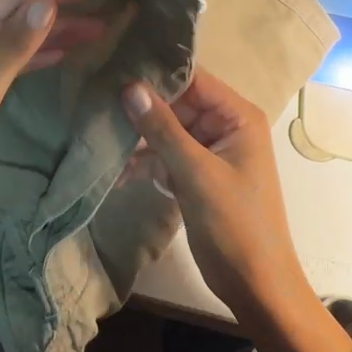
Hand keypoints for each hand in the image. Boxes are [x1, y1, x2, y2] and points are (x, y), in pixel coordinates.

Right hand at [121, 71, 351, 351]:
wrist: (256, 285)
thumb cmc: (236, 224)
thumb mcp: (197, 174)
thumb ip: (163, 129)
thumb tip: (130, 87)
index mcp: (237, 117)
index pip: (193, 80)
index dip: (157, 74)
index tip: (115, 67)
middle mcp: (224, 126)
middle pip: (176, 103)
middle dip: (140, 107)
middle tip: (95, 102)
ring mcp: (209, 152)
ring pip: (166, 130)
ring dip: (137, 138)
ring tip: (98, 136)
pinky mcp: (195, 176)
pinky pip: (164, 156)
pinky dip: (143, 163)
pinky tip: (115, 172)